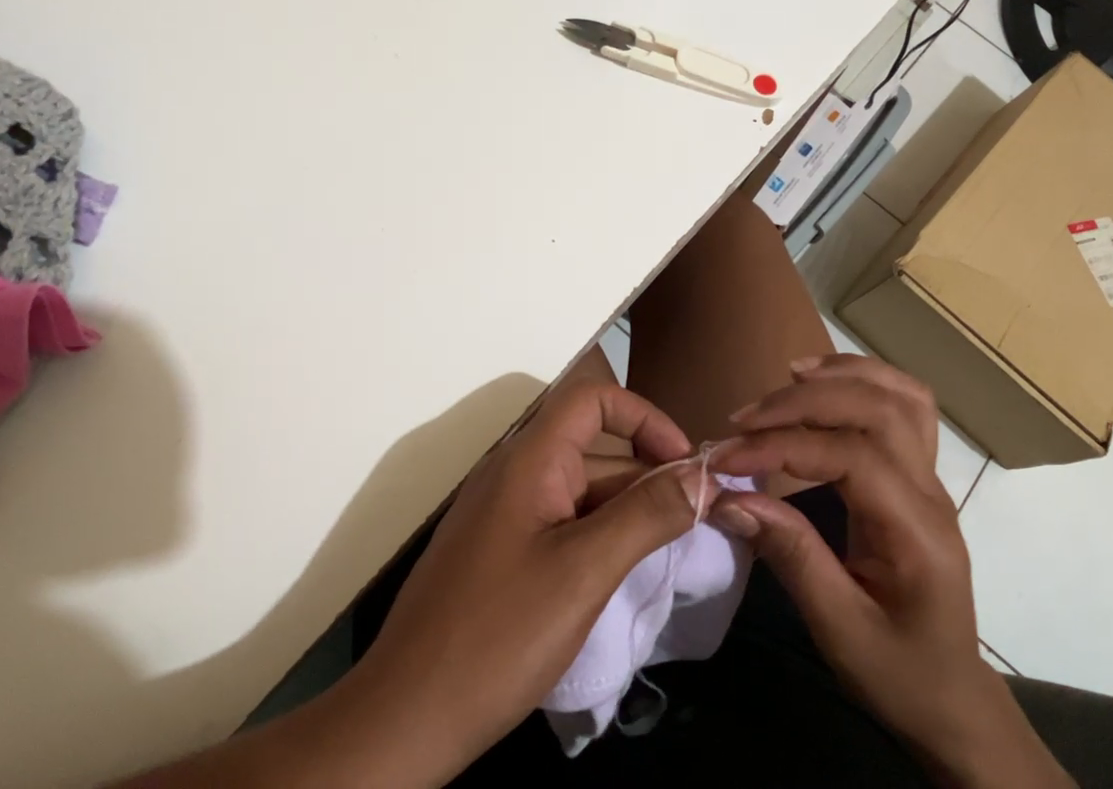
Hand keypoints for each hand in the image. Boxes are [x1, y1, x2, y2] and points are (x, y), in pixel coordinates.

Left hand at [349, 381, 712, 783]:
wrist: (408, 714)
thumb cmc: (500, 633)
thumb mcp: (585, 570)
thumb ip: (647, 514)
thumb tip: (704, 473)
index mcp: (528, 462)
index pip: (592, 399)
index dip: (645, 417)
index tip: (686, 465)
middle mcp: (513, 476)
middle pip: (595, 449)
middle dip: (649, 474)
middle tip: (702, 519)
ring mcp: (504, 517)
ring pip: (582, 492)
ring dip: (629, 510)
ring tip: (674, 548)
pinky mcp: (501, 556)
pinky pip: (562, 526)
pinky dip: (601, 537)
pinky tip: (625, 572)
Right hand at [712, 355, 1071, 787]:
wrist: (950, 695)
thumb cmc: (895, 670)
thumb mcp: (837, 628)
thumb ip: (791, 557)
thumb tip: (731, 498)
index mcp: (916, 532)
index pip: (851, 455)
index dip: (783, 445)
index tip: (725, 459)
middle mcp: (931, 493)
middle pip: (879, 410)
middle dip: (803, 403)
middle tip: (741, 421)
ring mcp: (932, 480)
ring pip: (901, 396)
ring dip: (842, 376)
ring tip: (784, 379)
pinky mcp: (920, 478)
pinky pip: (905, 407)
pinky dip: (865, 381)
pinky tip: (823, 384)